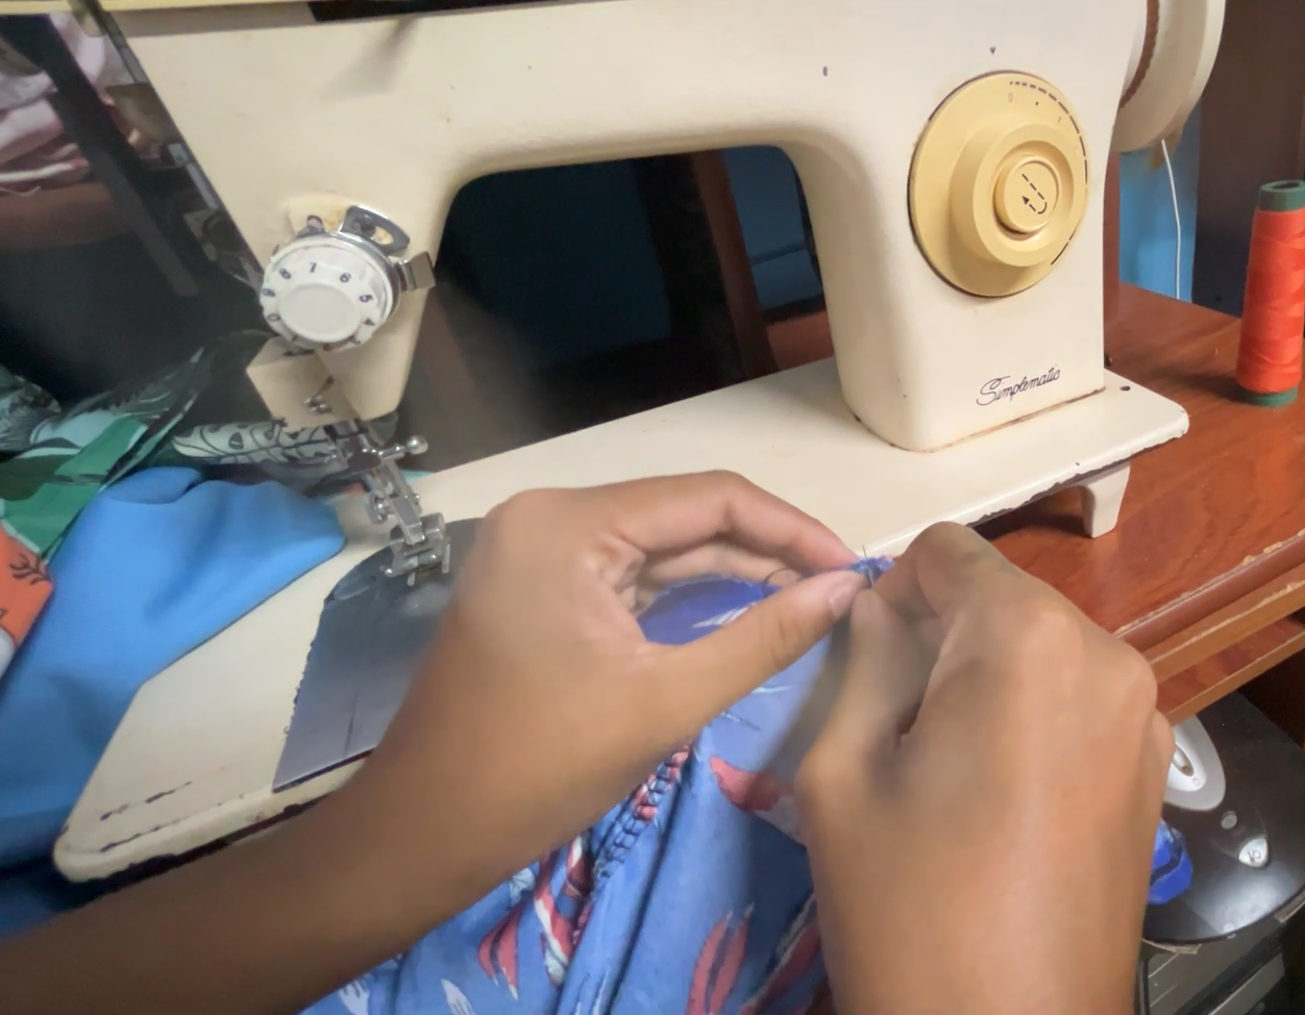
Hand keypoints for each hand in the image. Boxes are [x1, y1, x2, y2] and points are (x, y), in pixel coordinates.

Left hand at [336, 473, 867, 891]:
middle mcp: (557, 515)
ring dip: (744, 568)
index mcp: (570, 525)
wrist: (421, 838)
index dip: (792, 529)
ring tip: (814, 595)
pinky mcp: (557, 578)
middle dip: (772, 549)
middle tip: (841, 585)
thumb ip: (766, 637)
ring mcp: (552, 546)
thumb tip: (848, 589)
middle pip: (693, 514)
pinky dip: (704, 588)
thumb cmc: (536, 770)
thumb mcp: (666, 701)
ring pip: (674, 542)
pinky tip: (758, 602)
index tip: (851, 566)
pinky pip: (648, 569)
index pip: (711, 498)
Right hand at [798, 523, 1171, 1014]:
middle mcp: (1105, 649)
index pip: (951, 550)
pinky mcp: (1158, 758)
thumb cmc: (911, 907)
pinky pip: (1079, 689)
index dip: (898, 586)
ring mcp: (1145, 706)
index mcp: (1028, 636)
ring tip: (950, 754)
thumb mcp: (844, 768)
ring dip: (988, 666)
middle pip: (1001, 594)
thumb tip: (883, 606)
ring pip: (1042, 639)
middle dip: (943, 628)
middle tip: (900, 712)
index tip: (871, 652)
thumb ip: (865, 655)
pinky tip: (1007, 782)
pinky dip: (1035, 703)